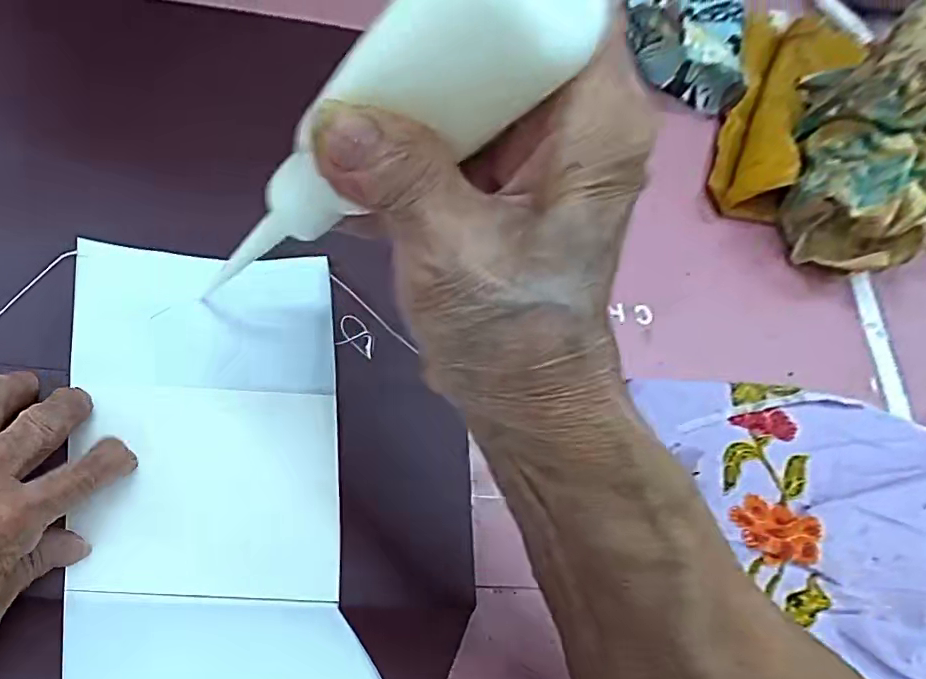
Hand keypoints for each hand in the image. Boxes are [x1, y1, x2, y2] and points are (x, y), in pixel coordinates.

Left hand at [0, 372, 135, 678]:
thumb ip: (26, 569)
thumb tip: (71, 543)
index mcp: (13, 520)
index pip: (78, 479)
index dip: (107, 462)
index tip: (122, 453)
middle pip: (37, 425)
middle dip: (68, 409)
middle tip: (81, 402)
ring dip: (12, 389)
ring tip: (26, 382)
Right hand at [313, 26, 656, 426]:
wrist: (513, 394)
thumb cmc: (510, 329)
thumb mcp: (452, 250)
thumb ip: (400, 182)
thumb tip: (337, 127)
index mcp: (588, 124)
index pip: (551, 25)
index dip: (485, 21)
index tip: (414, 35)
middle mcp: (562, 134)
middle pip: (494, 65)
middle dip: (422, 77)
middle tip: (359, 92)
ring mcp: (519, 171)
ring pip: (457, 115)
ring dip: (395, 128)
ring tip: (338, 142)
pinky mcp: (481, 204)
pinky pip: (433, 163)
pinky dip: (388, 171)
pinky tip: (344, 185)